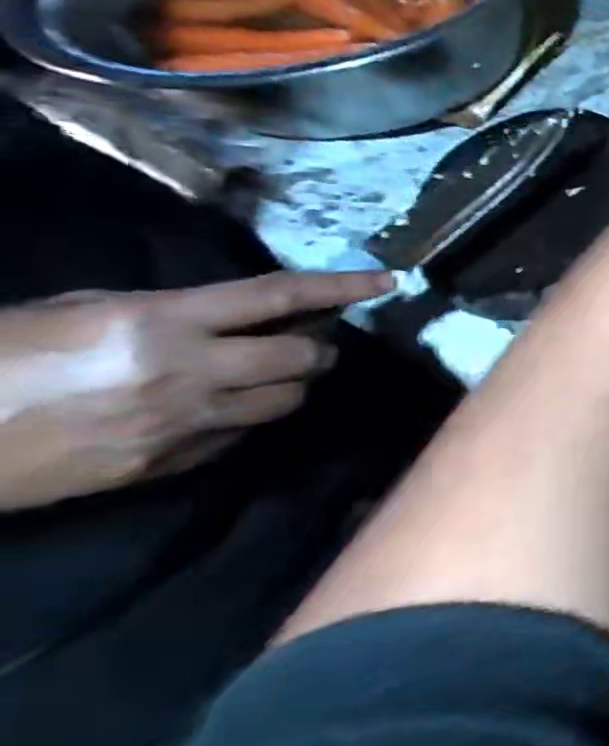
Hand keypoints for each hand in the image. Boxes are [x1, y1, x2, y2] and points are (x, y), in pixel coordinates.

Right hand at [0, 270, 393, 509]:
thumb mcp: (82, 312)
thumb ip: (173, 312)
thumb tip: (245, 314)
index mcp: (162, 321)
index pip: (281, 296)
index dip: (342, 287)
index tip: (388, 281)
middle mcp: (187, 370)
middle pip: (302, 357)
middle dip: (319, 348)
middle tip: (313, 342)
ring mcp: (180, 421)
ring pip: (286, 402)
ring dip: (294, 385)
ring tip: (277, 375)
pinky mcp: (165, 464)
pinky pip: (239, 437)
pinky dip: (249, 420)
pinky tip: (229, 410)